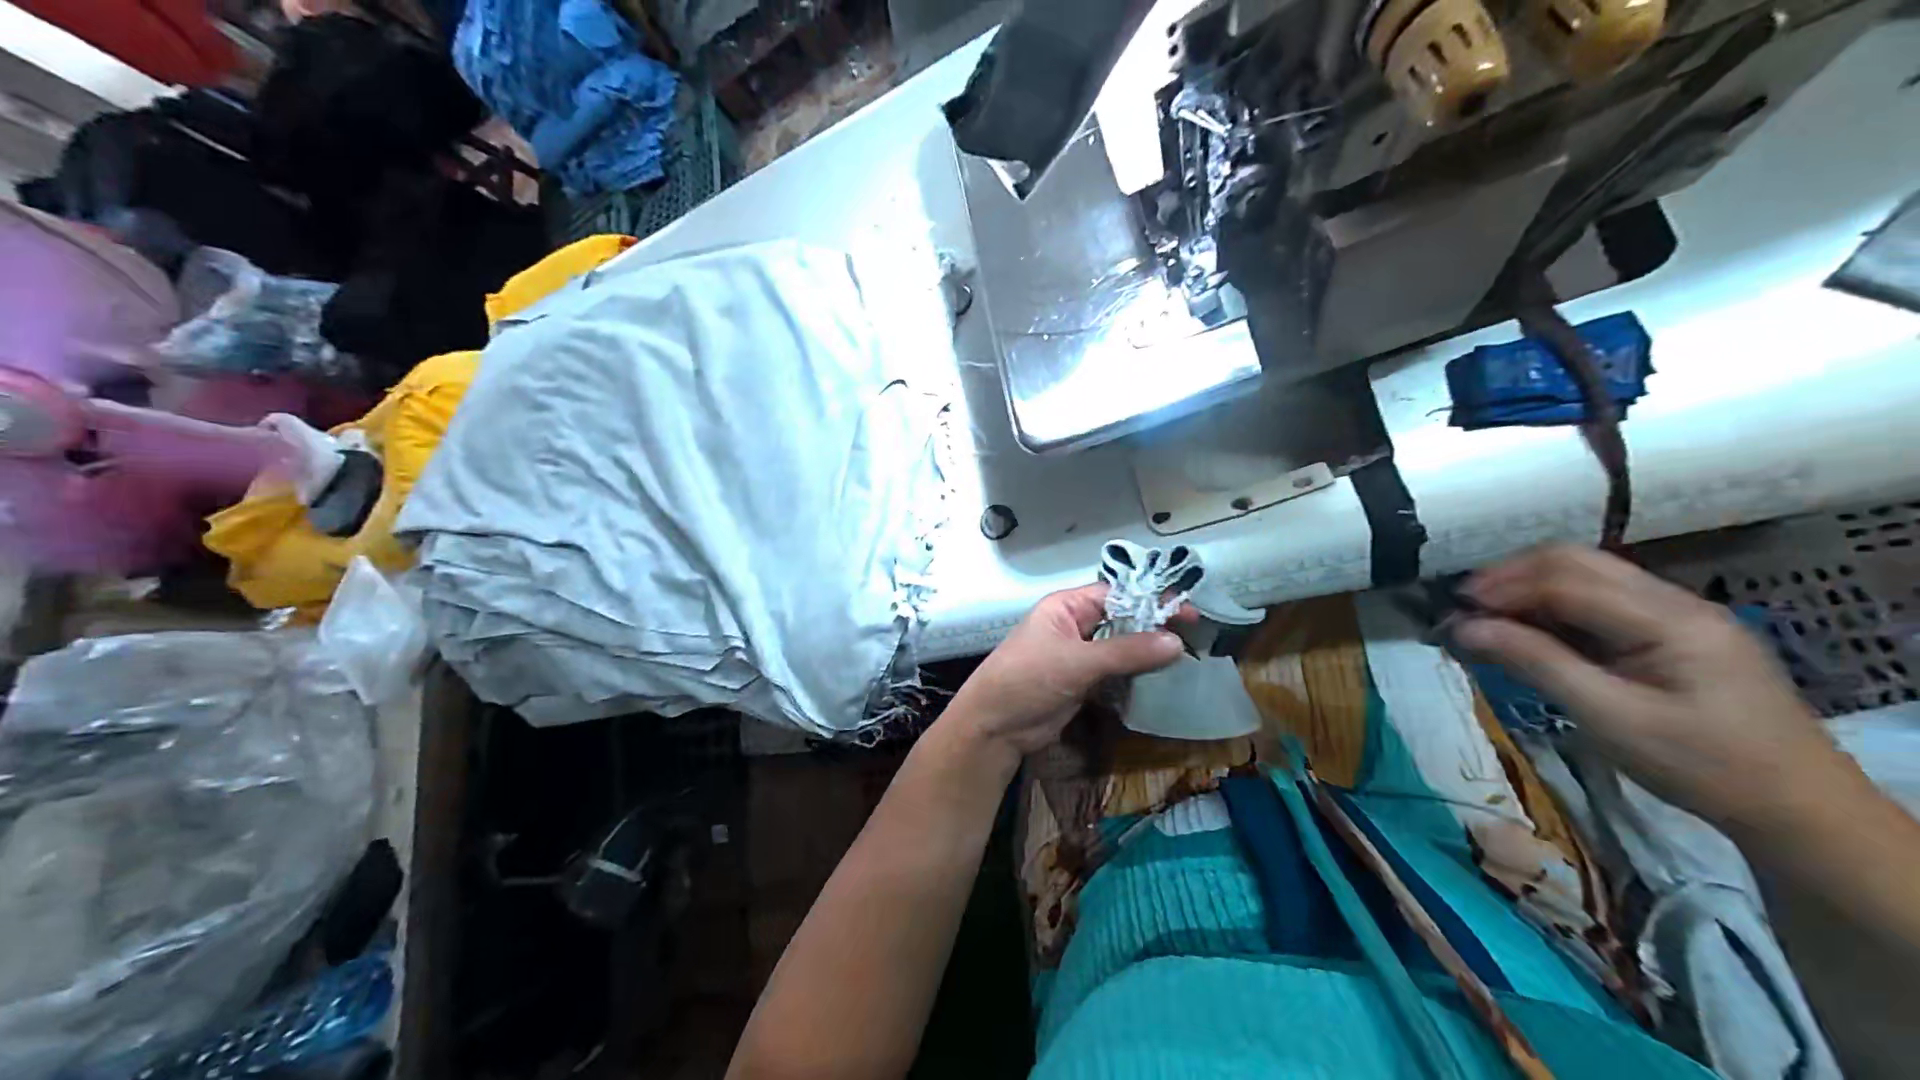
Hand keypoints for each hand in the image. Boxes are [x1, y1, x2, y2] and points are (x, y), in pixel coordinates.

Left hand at [944, 584, 1185, 760]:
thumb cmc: (1027, 680)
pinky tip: (1163, 680)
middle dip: (1154, 627)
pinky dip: (1137, 676)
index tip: (1187, 613)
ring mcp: (1079, 655)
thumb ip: (1126, 652)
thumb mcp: (1076, 662)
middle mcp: (1075, 626)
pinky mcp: (1083, 683)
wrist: (994, 727)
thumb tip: (1175, 642)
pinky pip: (1117, 673)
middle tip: (1194, 637)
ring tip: (1187, 659)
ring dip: (1149, 654)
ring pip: (1122, 648)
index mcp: (1066, 607)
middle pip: (1122, 620)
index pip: (1116, 594)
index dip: (1151, 600)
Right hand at [1453, 545, 1853, 828]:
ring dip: (1529, 587)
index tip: (1453, 609)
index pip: (1566, 581)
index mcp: (1670, 620)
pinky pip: (1601, 599)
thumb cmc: (1704, 765)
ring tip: (1486, 616)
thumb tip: (1464, 629)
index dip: (1503, 588)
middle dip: (1511, 576)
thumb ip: (1536, 664)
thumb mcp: (1610, 719)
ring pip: (1587, 575)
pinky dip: (1554, 605)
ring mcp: (1679, 614)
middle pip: (1576, 562)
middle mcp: (1676, 602)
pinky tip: (1529, 628)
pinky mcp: (1674, 631)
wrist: (1799, 807)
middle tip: (1464, 605)